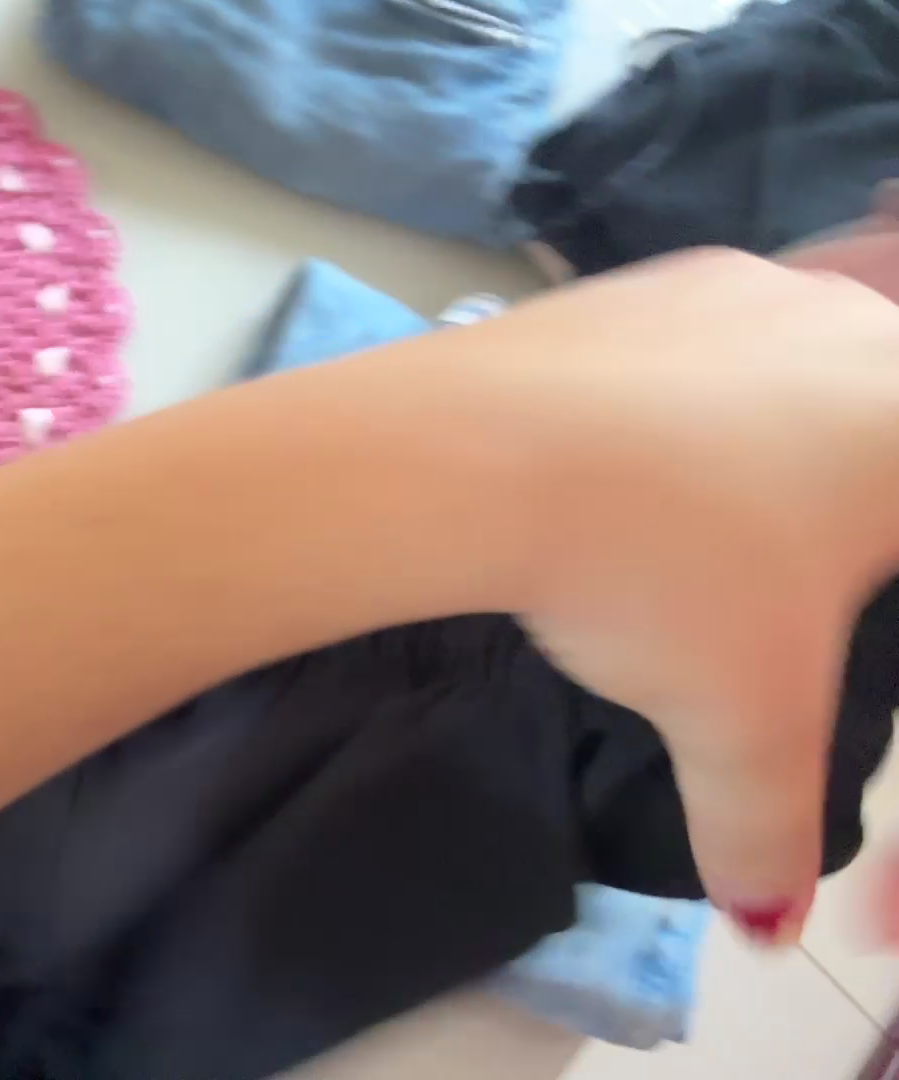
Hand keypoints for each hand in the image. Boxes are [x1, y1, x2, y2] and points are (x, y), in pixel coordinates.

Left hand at [462, 248, 898, 943]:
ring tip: (640, 490)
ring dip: (727, 422)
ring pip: (770, 357)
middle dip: (817, 480)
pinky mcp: (617, 286)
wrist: (474, 456)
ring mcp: (729, 292)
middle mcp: (853, 335)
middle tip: (734, 533)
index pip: (895, 510)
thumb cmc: (641, 576)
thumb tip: (763, 919)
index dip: (860, 551)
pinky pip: (665, 331)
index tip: (822, 563)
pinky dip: (642, 382)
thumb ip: (760, 817)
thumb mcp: (723, 709)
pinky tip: (581, 431)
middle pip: (864, 414)